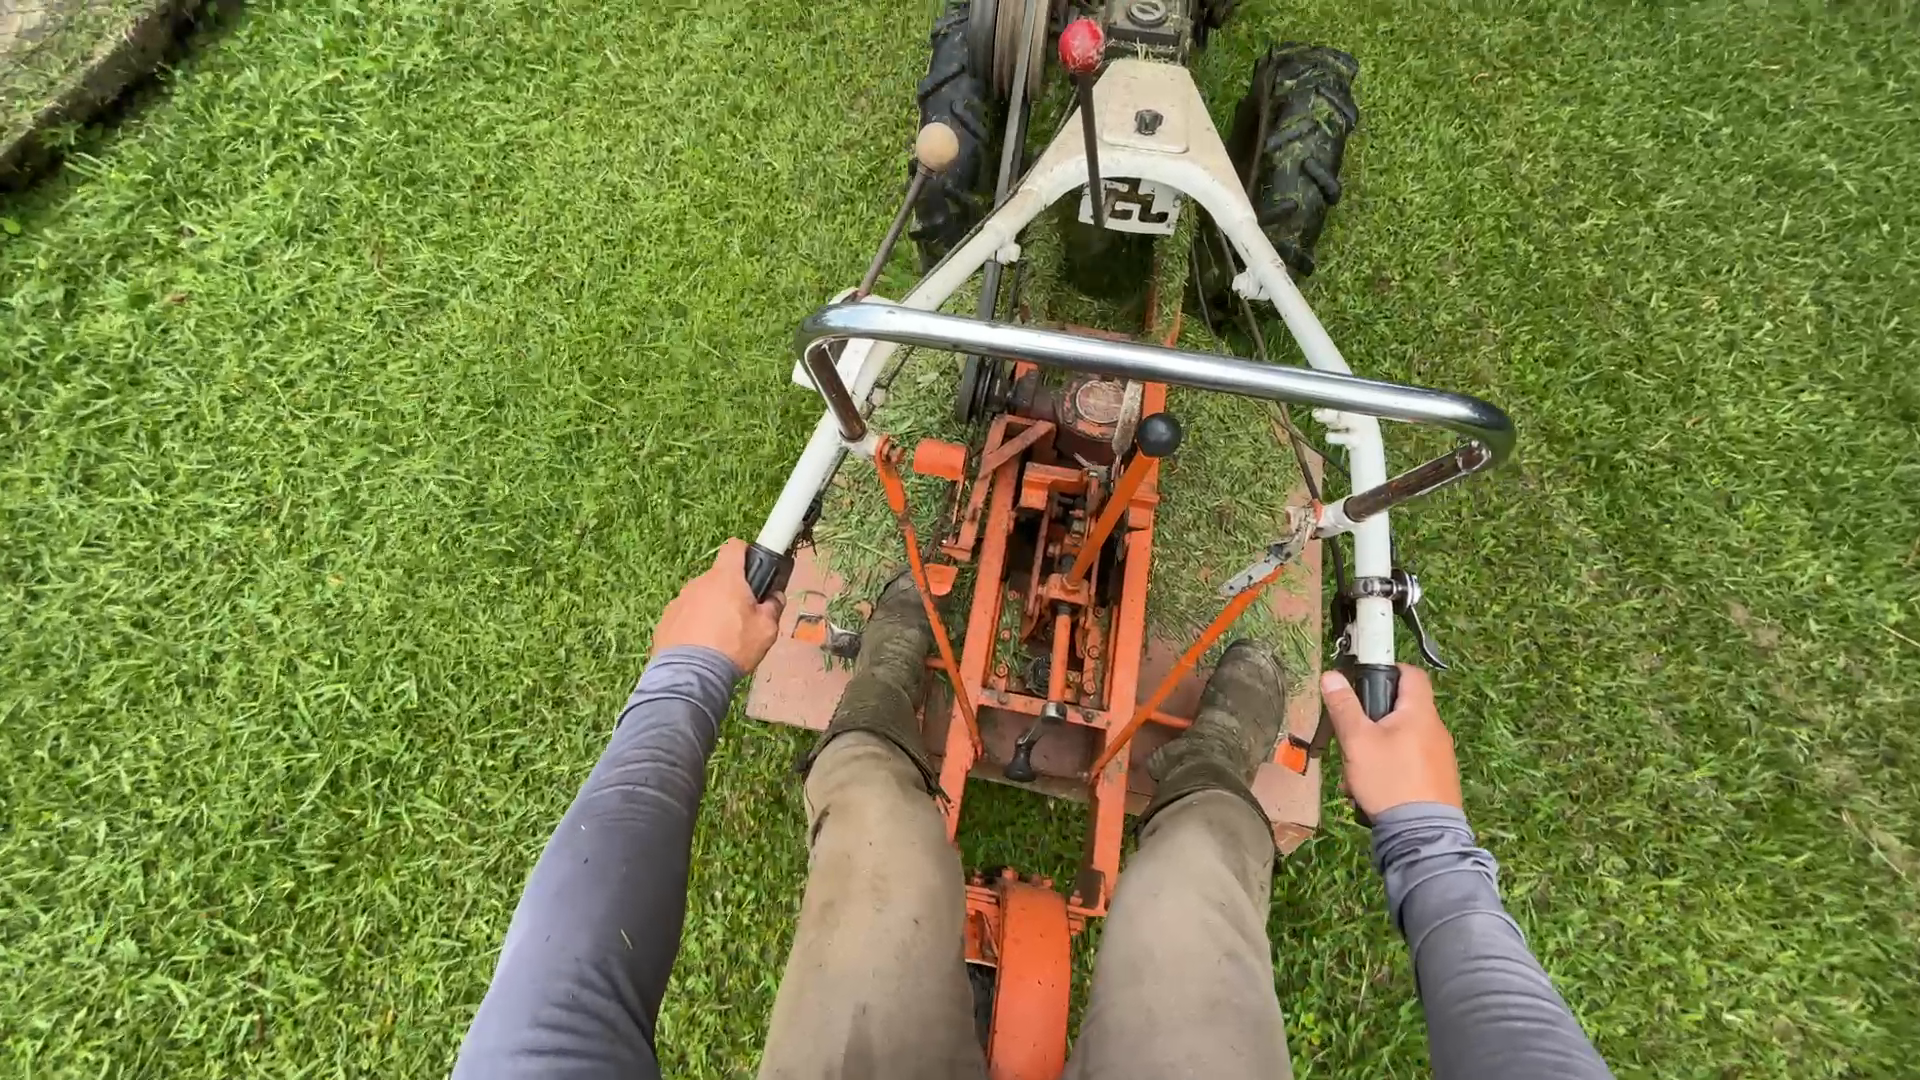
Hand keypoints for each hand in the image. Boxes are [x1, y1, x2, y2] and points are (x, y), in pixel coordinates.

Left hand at [651, 539, 785, 673]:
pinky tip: (702, 647)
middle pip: (719, 577)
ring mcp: (679, 601)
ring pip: (702, 597)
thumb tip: (774, 597)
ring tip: (720, 637)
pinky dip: (694, 625)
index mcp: (726, 578)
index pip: (734, 546)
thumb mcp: (767, 629)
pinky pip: (685, 616)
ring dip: (711, 609)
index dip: (746, 553)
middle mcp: (699, 583)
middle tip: (743, 616)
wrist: (691, 676)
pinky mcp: (665, 620)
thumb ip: (774, 607)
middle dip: (731, 591)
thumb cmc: (733, 647)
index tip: (754, 569)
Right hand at [1321, 665, 1461, 815]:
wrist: (1422, 835)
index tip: (1364, 680)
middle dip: (1373, 714)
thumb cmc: (1389, 779)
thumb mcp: (1357, 740)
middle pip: (1403, 706)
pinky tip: (1373, 782)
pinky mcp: (1438, 778)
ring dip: (1378, 742)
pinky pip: (1410, 758)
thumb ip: (1344, 707)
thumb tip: (1332, 676)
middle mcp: (1435, 730)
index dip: (1388, 669)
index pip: (1411, 674)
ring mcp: (1440, 755)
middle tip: (1352, 730)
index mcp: (1420, 713)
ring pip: (1403, 735)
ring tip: (1358, 763)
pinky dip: (1390, 762)